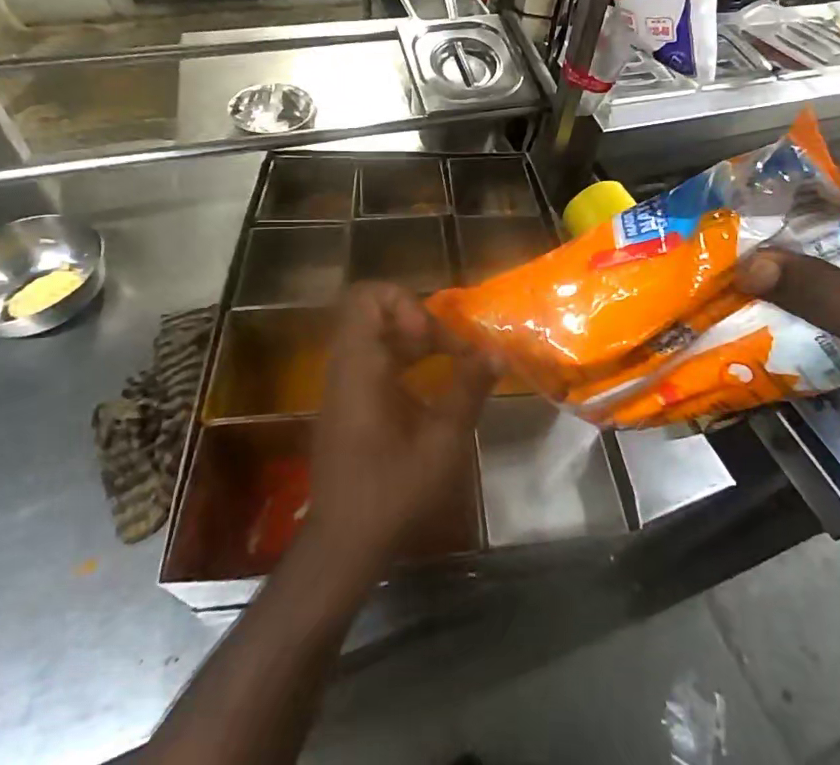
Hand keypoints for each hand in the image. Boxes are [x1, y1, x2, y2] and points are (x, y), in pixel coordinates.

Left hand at [303, 283, 495, 572]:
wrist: (345, 540)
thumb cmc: (394, 490)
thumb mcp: (444, 439)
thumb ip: (469, 388)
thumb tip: (496, 351)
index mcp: (361, 368)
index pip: (366, 298)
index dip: (405, 302)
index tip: (433, 336)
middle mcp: (345, 368)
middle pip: (373, 313)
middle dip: (418, 320)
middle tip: (451, 348)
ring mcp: (343, 387)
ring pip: (374, 337)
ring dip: (413, 342)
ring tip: (450, 362)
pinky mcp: (348, 405)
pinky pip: (373, 362)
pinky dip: (403, 361)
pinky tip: (432, 387)